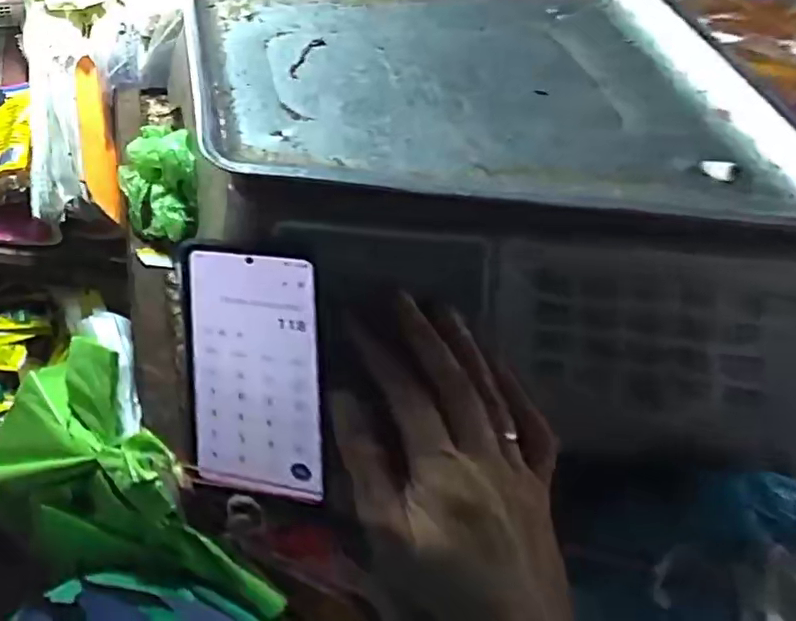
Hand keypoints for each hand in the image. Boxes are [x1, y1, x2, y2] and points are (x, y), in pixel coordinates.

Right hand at [334, 294, 568, 620]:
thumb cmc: (434, 587)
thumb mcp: (382, 530)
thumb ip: (363, 459)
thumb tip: (343, 395)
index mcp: (444, 470)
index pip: (407, 393)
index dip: (378, 350)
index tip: (350, 316)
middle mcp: (489, 461)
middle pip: (456, 384)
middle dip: (424, 335)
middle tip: (398, 296)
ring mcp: (522, 474)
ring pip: (495, 398)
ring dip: (468, 350)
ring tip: (444, 312)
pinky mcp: (540, 489)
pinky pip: (535, 432)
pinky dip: (515, 392)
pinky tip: (498, 369)